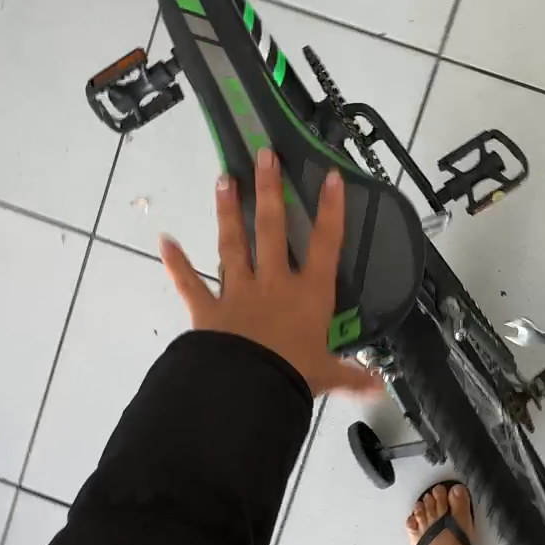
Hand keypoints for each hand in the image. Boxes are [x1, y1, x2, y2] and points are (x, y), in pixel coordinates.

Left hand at [160, 149, 381, 397]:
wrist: (246, 389)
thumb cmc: (293, 376)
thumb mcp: (328, 376)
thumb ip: (352, 376)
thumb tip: (380, 388)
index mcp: (309, 294)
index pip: (326, 244)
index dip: (331, 209)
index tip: (330, 176)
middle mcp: (274, 282)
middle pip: (273, 228)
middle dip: (269, 190)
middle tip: (264, 155)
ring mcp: (238, 291)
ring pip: (233, 244)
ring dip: (228, 211)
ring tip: (224, 178)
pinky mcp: (208, 308)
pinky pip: (190, 283)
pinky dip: (176, 264)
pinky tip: (164, 241)